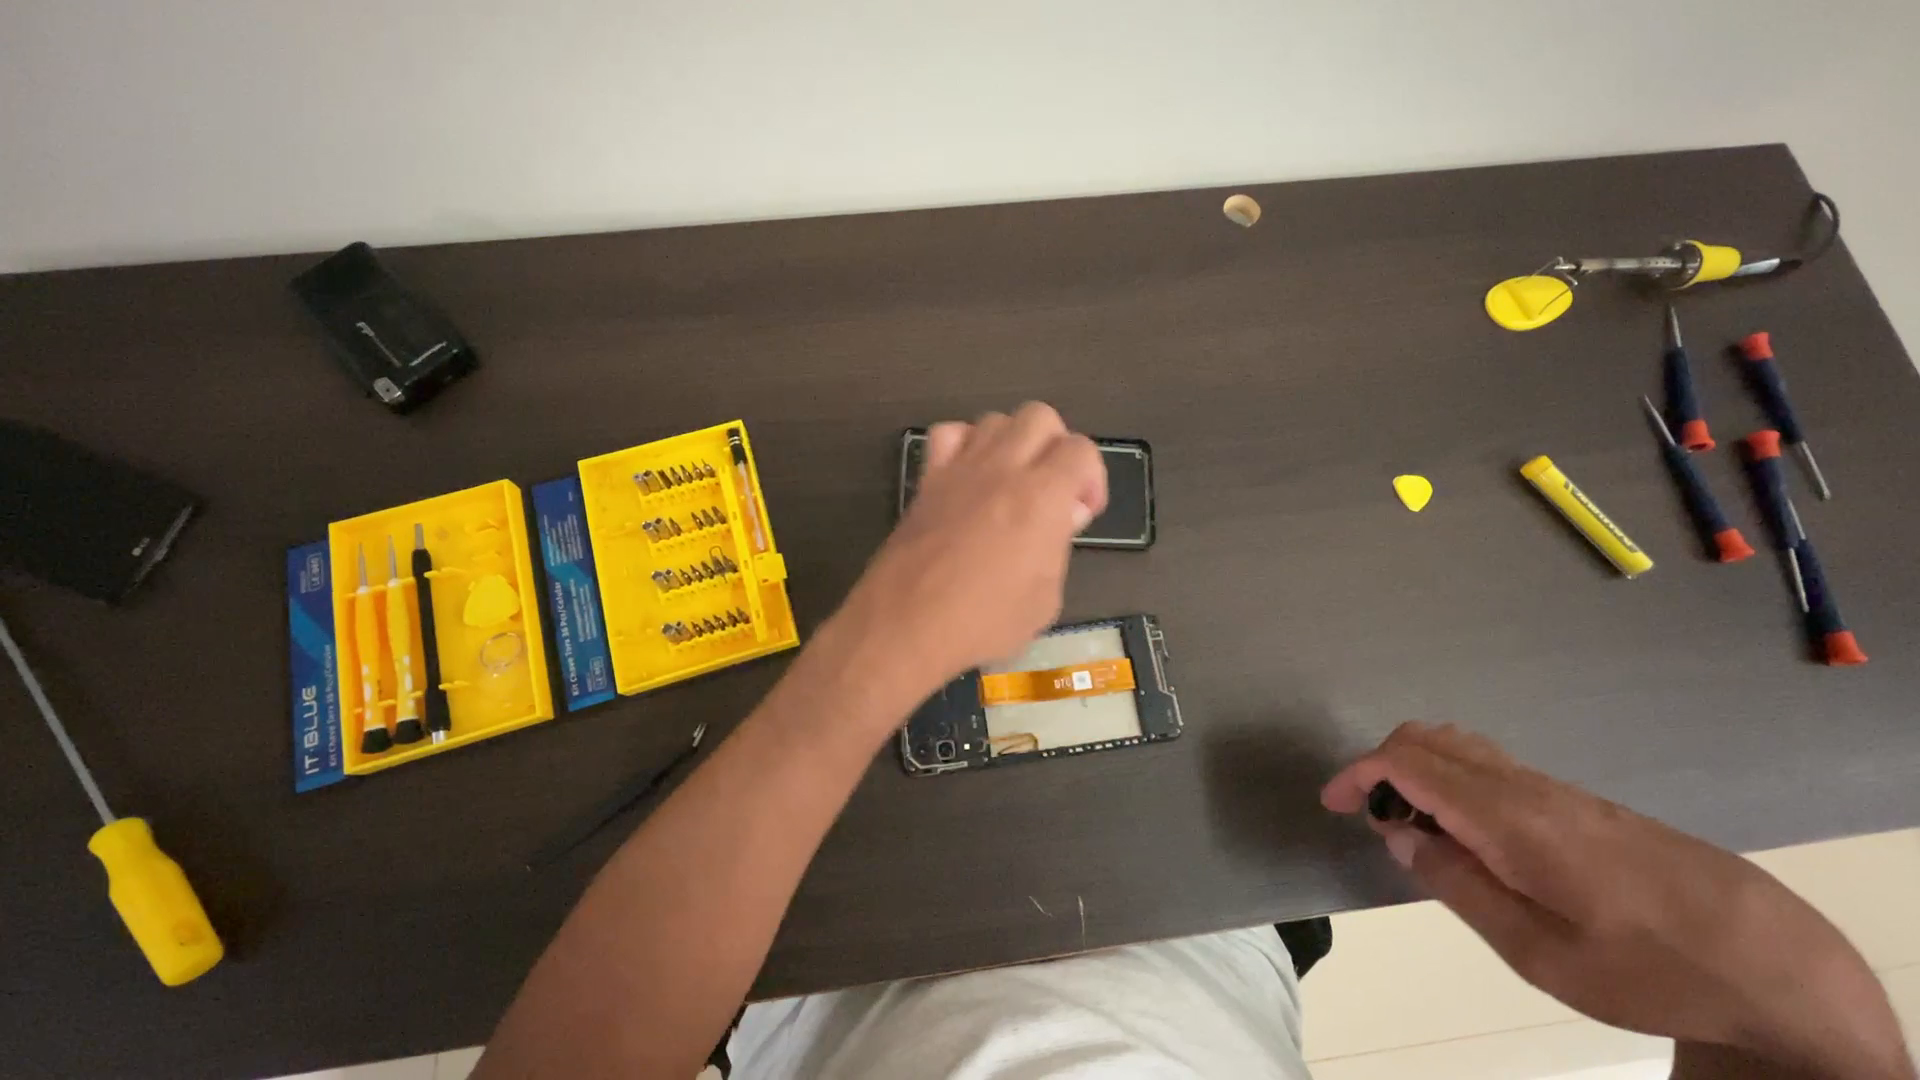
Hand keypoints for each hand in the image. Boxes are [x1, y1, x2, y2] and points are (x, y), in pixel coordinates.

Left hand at [834, 403, 1105, 697]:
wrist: (908, 624)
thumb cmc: (984, 621)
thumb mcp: (1044, 600)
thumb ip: (1059, 548)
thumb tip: (1062, 516)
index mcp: (1042, 496)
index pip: (1081, 449)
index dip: (1091, 478)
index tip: (1081, 513)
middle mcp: (1003, 468)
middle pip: (1041, 416)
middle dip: (1056, 447)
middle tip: (1052, 490)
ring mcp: (960, 468)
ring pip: (996, 419)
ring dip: (1013, 443)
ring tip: (1011, 483)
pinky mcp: (928, 479)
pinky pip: (948, 433)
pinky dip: (964, 444)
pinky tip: (969, 476)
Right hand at [1323, 724, 1913, 1078]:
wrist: (1770, 960)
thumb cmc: (1643, 964)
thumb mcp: (1537, 950)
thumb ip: (1456, 883)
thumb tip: (1397, 832)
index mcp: (1507, 817)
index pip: (1409, 762)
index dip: (1358, 772)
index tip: (1332, 803)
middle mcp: (1525, 787)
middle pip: (1429, 738)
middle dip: (1380, 764)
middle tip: (1368, 816)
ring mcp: (1554, 788)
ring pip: (1460, 746)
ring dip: (1416, 769)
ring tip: (1410, 825)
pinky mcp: (1575, 800)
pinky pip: (1490, 765)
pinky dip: (1450, 777)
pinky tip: (1463, 830)